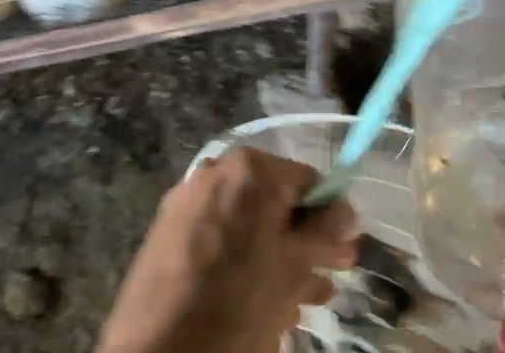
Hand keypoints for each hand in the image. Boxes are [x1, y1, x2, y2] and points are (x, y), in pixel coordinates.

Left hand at [98, 147, 359, 352]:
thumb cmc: (238, 297)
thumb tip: (344, 210)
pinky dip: (245, 258)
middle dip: (307, 240)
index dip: (331, 213)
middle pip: (275, 202)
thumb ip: (324, 232)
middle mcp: (216, 172)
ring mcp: (189, 202)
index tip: (345, 246)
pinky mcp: (169, 233)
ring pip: (248, 224)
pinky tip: (266, 298)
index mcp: (250, 169)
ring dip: (281, 256)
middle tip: (333, 271)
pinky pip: (220, 236)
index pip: (307, 180)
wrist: (159, 346)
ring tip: (307, 297)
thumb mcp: (294, 266)